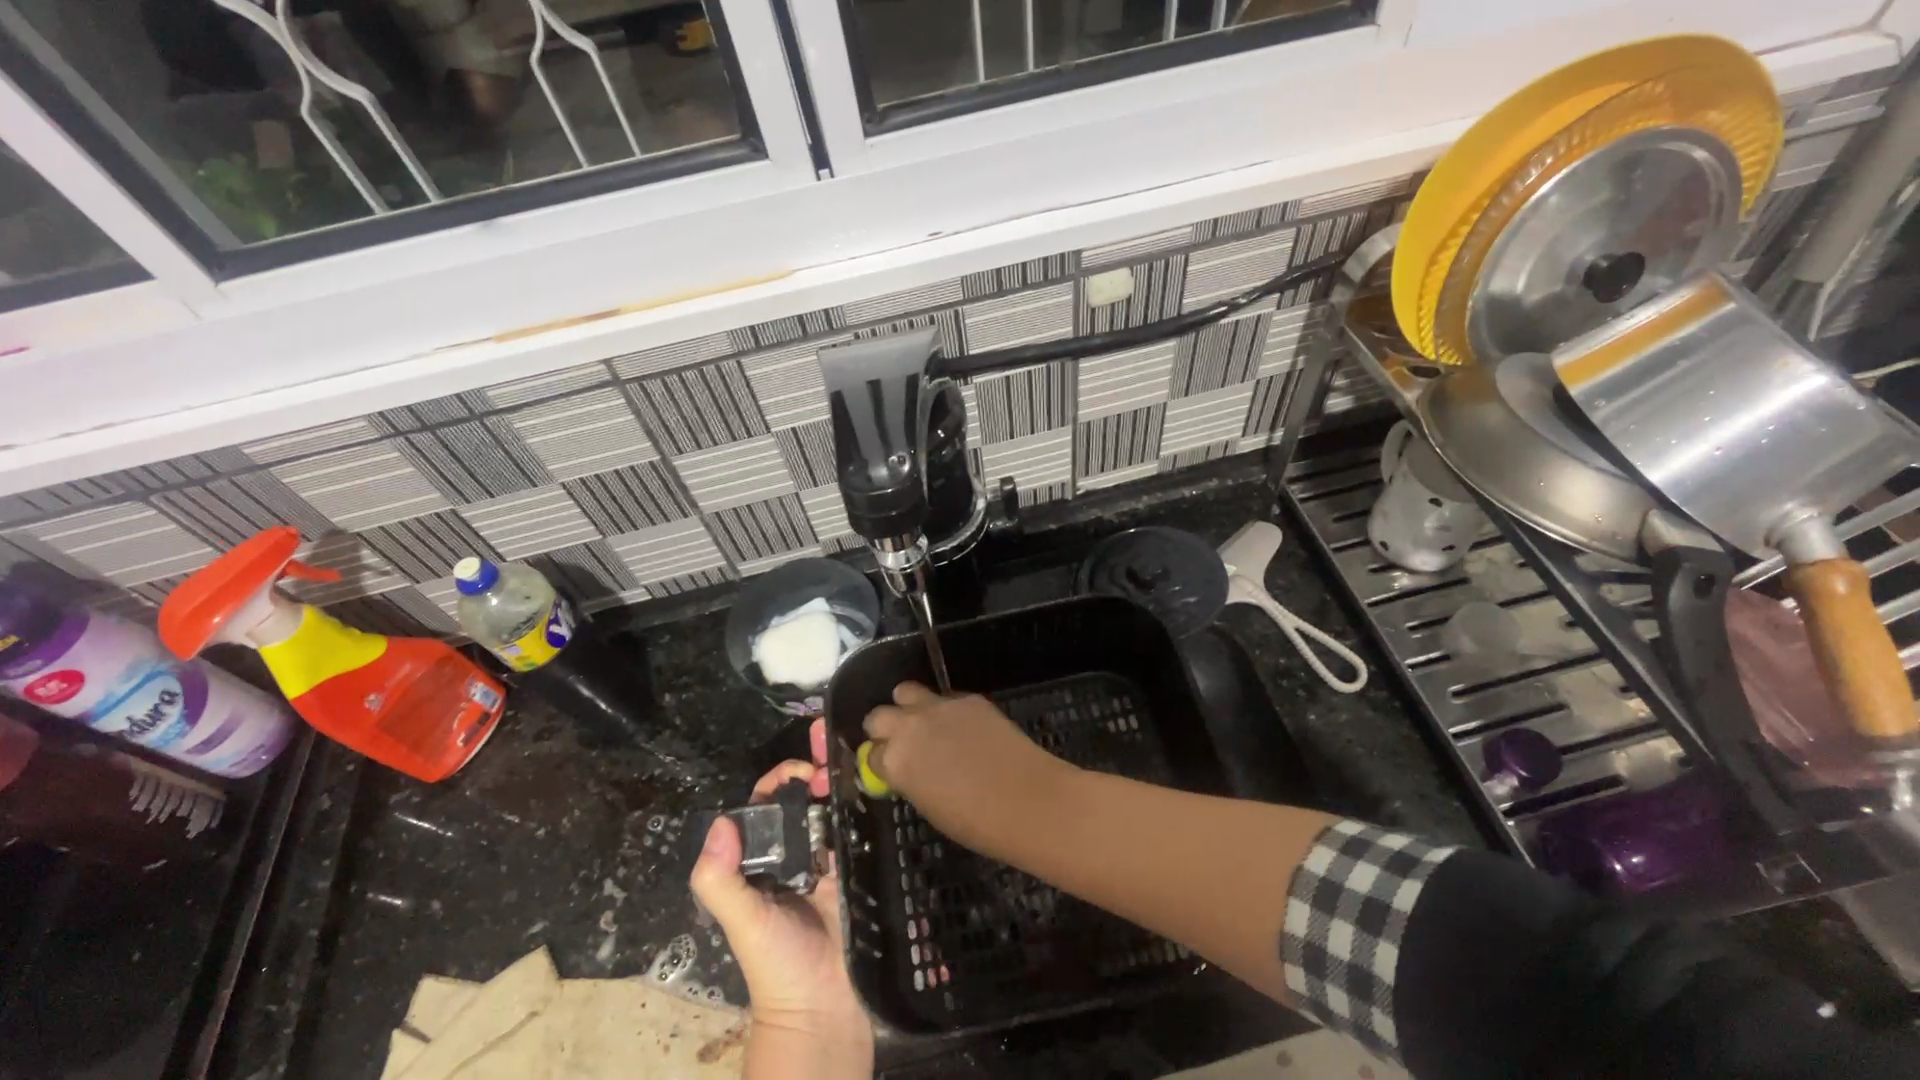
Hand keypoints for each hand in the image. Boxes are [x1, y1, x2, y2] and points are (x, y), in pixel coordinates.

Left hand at [689, 720, 871, 1071]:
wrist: (823, 1010)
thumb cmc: (775, 964)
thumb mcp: (741, 921)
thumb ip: (720, 878)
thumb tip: (721, 821)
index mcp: (755, 864)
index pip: (762, 809)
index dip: (776, 782)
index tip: (799, 769)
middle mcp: (788, 859)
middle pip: (797, 804)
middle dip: (810, 775)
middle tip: (828, 765)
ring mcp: (823, 866)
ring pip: (826, 814)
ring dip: (835, 788)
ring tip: (848, 770)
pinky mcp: (852, 875)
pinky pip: (853, 836)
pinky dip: (857, 812)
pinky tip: (867, 793)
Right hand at [861, 682, 1073, 853]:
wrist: (1027, 799)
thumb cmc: (976, 822)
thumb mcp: (929, 807)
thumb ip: (910, 780)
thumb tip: (909, 770)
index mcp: (895, 761)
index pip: (870, 755)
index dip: (879, 763)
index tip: (889, 770)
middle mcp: (910, 727)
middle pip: (878, 716)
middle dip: (884, 729)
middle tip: (901, 745)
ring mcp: (940, 707)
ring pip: (906, 692)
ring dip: (909, 707)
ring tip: (925, 726)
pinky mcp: (969, 699)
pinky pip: (945, 697)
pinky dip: (946, 709)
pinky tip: (963, 729)